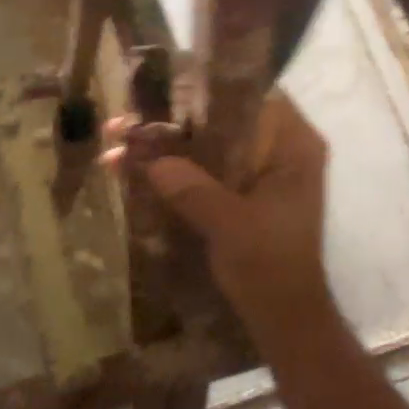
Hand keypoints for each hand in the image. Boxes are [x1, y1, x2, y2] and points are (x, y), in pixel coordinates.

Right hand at [103, 93, 334, 334]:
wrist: (286, 322)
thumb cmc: (270, 268)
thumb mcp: (229, 225)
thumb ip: (190, 187)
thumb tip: (146, 158)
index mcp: (293, 144)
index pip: (251, 93)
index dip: (205, 86)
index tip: (161, 86)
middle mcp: (282, 148)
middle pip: (222, 116)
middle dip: (173, 118)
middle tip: (127, 119)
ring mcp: (261, 170)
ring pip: (208, 141)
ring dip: (165, 143)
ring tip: (115, 142)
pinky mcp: (244, 192)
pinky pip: (205, 166)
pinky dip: (174, 167)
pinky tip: (132, 168)